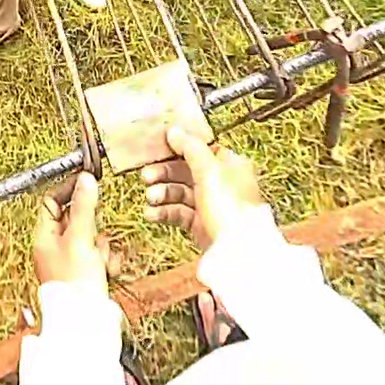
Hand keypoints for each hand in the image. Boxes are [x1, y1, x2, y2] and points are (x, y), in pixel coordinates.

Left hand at [32, 172, 109, 291]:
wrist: (85, 326)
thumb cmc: (75, 284)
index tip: (88, 181)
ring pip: (91, 236)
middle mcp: (55, 246)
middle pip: (76, 217)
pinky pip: (99, 255)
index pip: (52, 201)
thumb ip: (85, 206)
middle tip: (96, 232)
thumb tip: (86, 178)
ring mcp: (70, 260)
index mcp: (45, 236)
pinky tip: (107, 270)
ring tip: (101, 259)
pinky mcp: (85, 273)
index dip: (70, 189)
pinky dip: (106, 259)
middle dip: (92, 224)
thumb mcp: (81, 238)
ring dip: (102, 244)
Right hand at [141, 126, 264, 250]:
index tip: (158, 148)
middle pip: (185, 170)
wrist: (239, 253)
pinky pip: (179, 213)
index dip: (178, 147)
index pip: (199, 148)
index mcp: (228, 164)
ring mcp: (210, 204)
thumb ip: (190, 147)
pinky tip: (152, 213)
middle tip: (146, 176)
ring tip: (150, 198)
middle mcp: (220, 182)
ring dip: (162, 193)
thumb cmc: (231, 208)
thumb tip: (174, 131)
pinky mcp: (201, 225)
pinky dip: (164, 212)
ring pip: (180, 192)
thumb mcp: (209, 170)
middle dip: (164, 173)